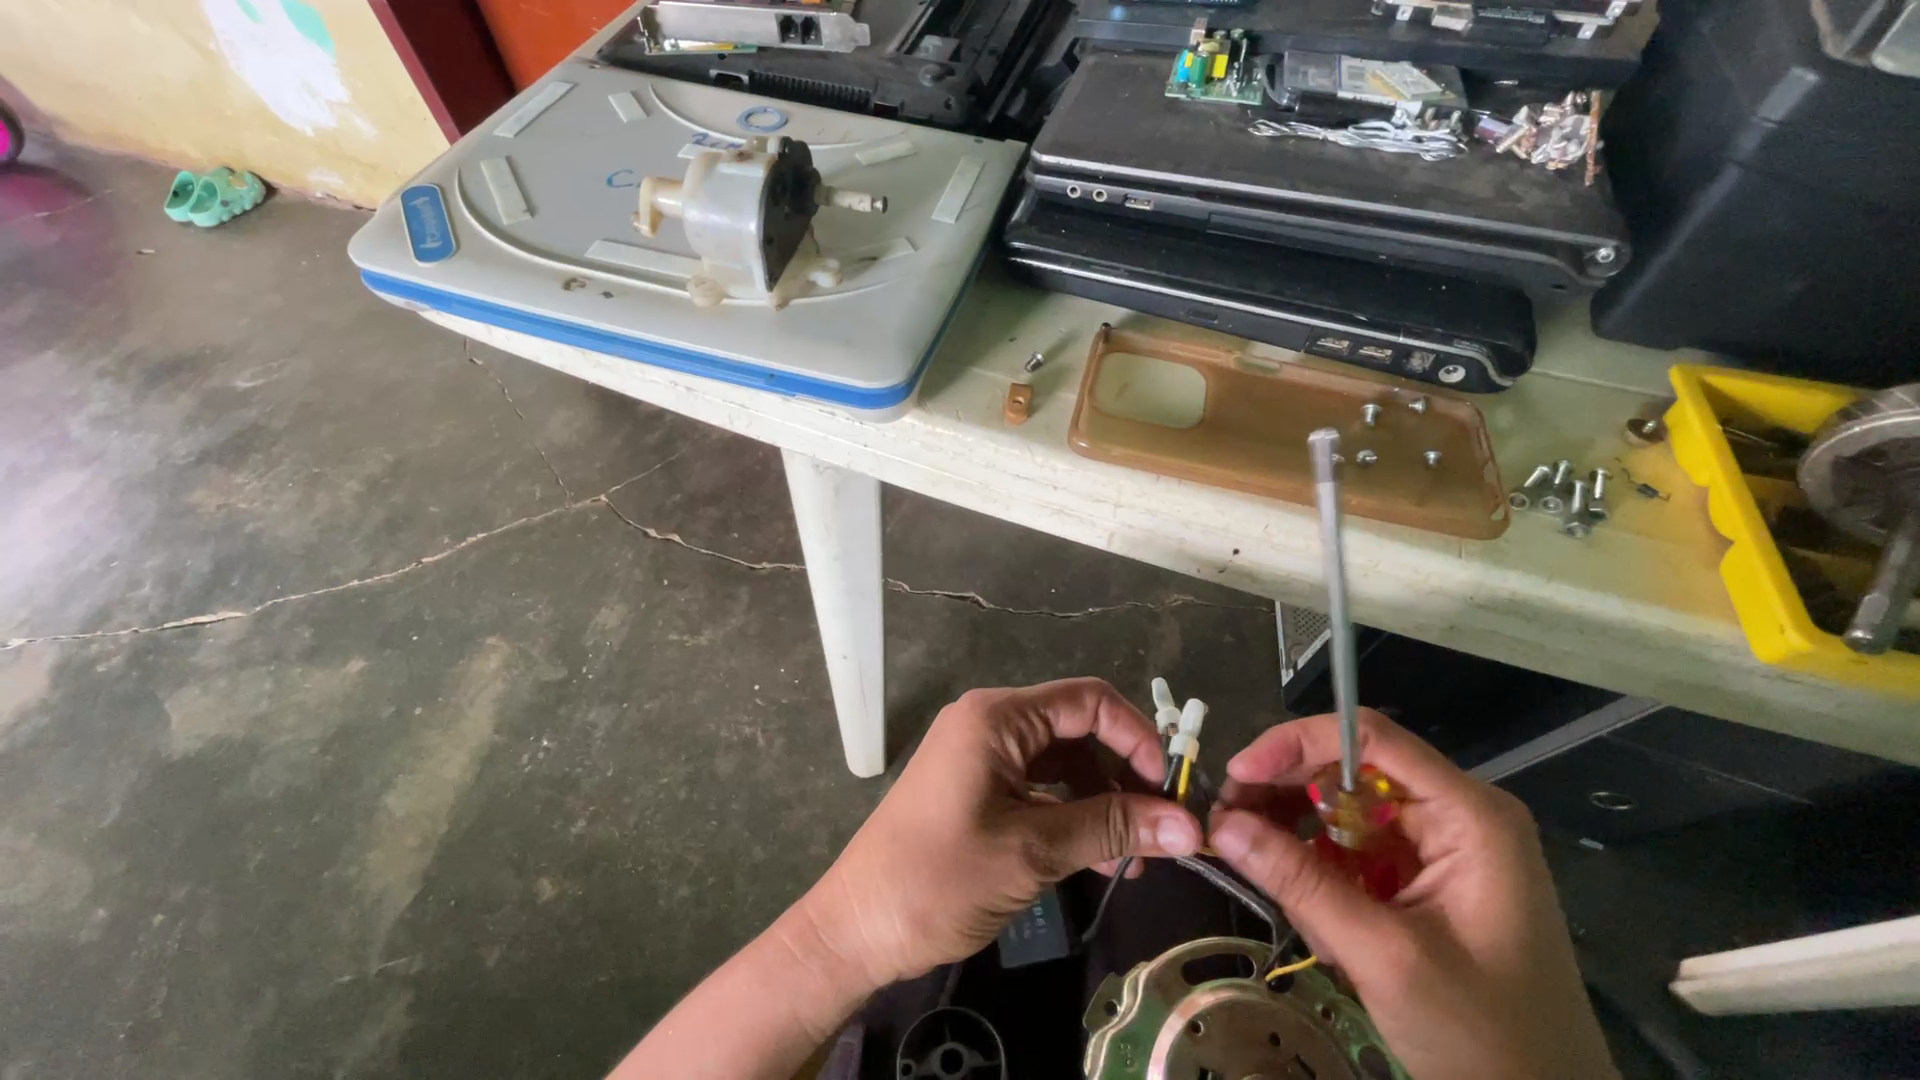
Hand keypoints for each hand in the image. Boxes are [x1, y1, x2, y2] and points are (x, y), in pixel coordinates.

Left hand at [800, 678, 1203, 988]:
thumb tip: (1191, 826)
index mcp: (996, 717)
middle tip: (1159, 836)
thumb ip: (1111, 829)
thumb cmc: (937, 879)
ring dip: (1102, 806)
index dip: (1138, 738)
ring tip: (1133, 864)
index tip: (1169, 792)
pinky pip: (1040, 791)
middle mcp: (991, 725)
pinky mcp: (979, 793)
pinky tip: (1098, 860)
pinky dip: (1073, 819)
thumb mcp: (1032, 851)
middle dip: (1123, 780)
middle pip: (1079, 732)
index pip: (1089, 701)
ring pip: (1064, 766)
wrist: (857, 929)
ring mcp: (982, 759)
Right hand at [1209, 710, 1617, 1079]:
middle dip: (1284, 793)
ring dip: (1297, 839)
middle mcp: (1454, 814)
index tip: (1237, 774)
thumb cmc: (1484, 1036)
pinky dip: (1319, 873)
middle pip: (1349, 770)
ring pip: (1342, 810)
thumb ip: (1301, 883)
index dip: (1295, 744)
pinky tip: (1315, 919)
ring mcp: (1439, 846)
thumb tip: (1222, 824)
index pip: (1369, 739)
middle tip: (1227, 824)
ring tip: (1268, 880)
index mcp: (1468, 815)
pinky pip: (1351, 850)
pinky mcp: (1421, 878)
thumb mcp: (1384, 956)